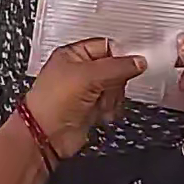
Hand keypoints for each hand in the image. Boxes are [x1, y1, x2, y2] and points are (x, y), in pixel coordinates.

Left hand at [21, 38, 147, 157]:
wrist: (45, 136)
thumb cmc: (52, 102)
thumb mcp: (88, 76)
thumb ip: (117, 67)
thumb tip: (138, 61)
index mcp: (74, 54)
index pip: (106, 46)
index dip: (120, 54)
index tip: (133, 62)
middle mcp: (80, 71)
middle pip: (114, 68)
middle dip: (116, 81)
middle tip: (109, 86)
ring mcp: (86, 90)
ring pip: (116, 87)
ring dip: (114, 97)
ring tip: (103, 103)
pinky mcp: (91, 108)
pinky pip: (112, 104)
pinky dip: (111, 109)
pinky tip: (102, 113)